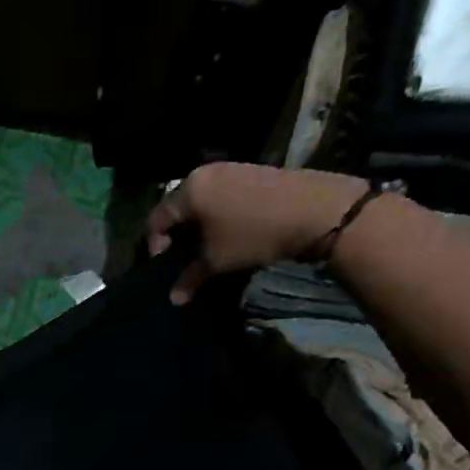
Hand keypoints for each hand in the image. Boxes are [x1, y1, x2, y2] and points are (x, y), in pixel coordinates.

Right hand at [146, 163, 369, 302]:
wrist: (314, 210)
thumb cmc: (253, 235)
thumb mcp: (217, 261)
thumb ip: (190, 278)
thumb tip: (174, 300)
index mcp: (187, 191)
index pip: (156, 219)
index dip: (155, 245)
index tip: (165, 266)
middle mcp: (203, 173)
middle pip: (177, 207)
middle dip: (176, 234)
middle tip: (182, 257)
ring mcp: (229, 169)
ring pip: (199, 199)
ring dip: (197, 224)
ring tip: (206, 246)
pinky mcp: (250, 171)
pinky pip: (220, 193)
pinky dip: (216, 213)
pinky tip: (228, 231)